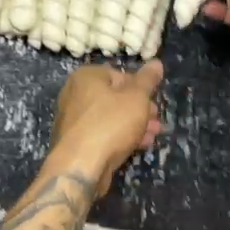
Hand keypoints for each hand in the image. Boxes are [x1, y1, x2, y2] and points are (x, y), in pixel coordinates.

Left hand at [49, 61, 164, 194]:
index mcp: (85, 77)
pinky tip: (138, 147)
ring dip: (134, 125)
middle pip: (114, 98)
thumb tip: (156, 62)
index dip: (140, 88)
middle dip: (139, 109)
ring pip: (110, 118)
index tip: (154, 100)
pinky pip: (102, 134)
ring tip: (153, 136)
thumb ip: (147, 80)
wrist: (80, 166)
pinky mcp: (75, 143)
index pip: (118, 75)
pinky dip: (119, 137)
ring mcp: (73, 120)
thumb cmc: (110, 123)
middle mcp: (74, 94)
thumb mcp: (136, 98)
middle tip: (157, 120)